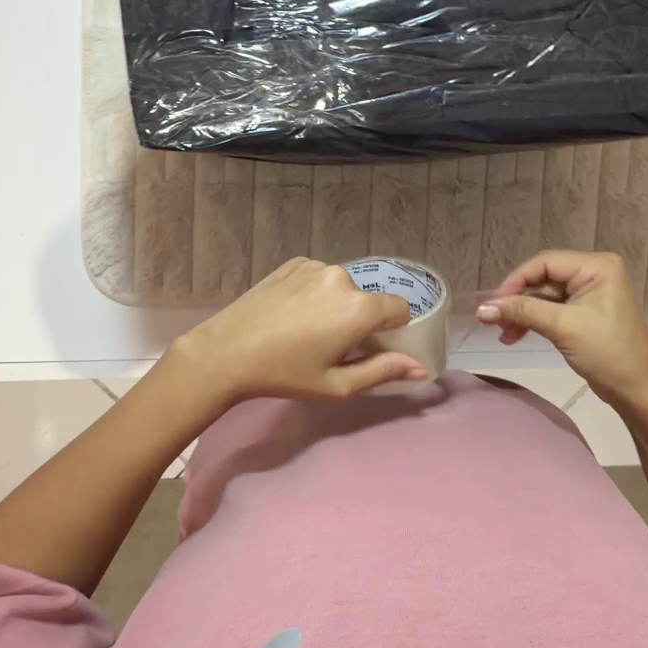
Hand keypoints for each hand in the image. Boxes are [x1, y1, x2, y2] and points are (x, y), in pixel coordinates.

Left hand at [169, 258, 429, 403]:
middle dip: (360, 320)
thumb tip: (422, 368)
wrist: (226, 352)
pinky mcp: (292, 263)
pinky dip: (314, 294)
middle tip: (330, 347)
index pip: (400, 309)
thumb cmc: (285, 375)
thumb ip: (383, 372)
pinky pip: (319, 278)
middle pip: (369, 299)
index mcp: (359, 308)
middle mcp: (342, 277)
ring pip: (343, 288)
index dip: (391, 331)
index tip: (369, 348)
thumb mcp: (337, 385)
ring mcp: (315, 266)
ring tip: (306, 330)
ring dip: (336, 306)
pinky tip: (291, 314)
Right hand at [475, 251, 647, 408]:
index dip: (514, 281)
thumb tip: (481, 309)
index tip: (492, 306)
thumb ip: (521, 312)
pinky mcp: (585, 312)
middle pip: (542, 278)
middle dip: (517, 301)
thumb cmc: (607, 353)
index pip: (544, 262)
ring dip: (522, 314)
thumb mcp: (562, 327)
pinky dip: (533, 321)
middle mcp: (594, 272)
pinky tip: (516, 336)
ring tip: (505, 335)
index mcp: (596, 266)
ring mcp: (590, 293)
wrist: (637, 390)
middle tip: (494, 323)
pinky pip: (552, 309)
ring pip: (544, 296)